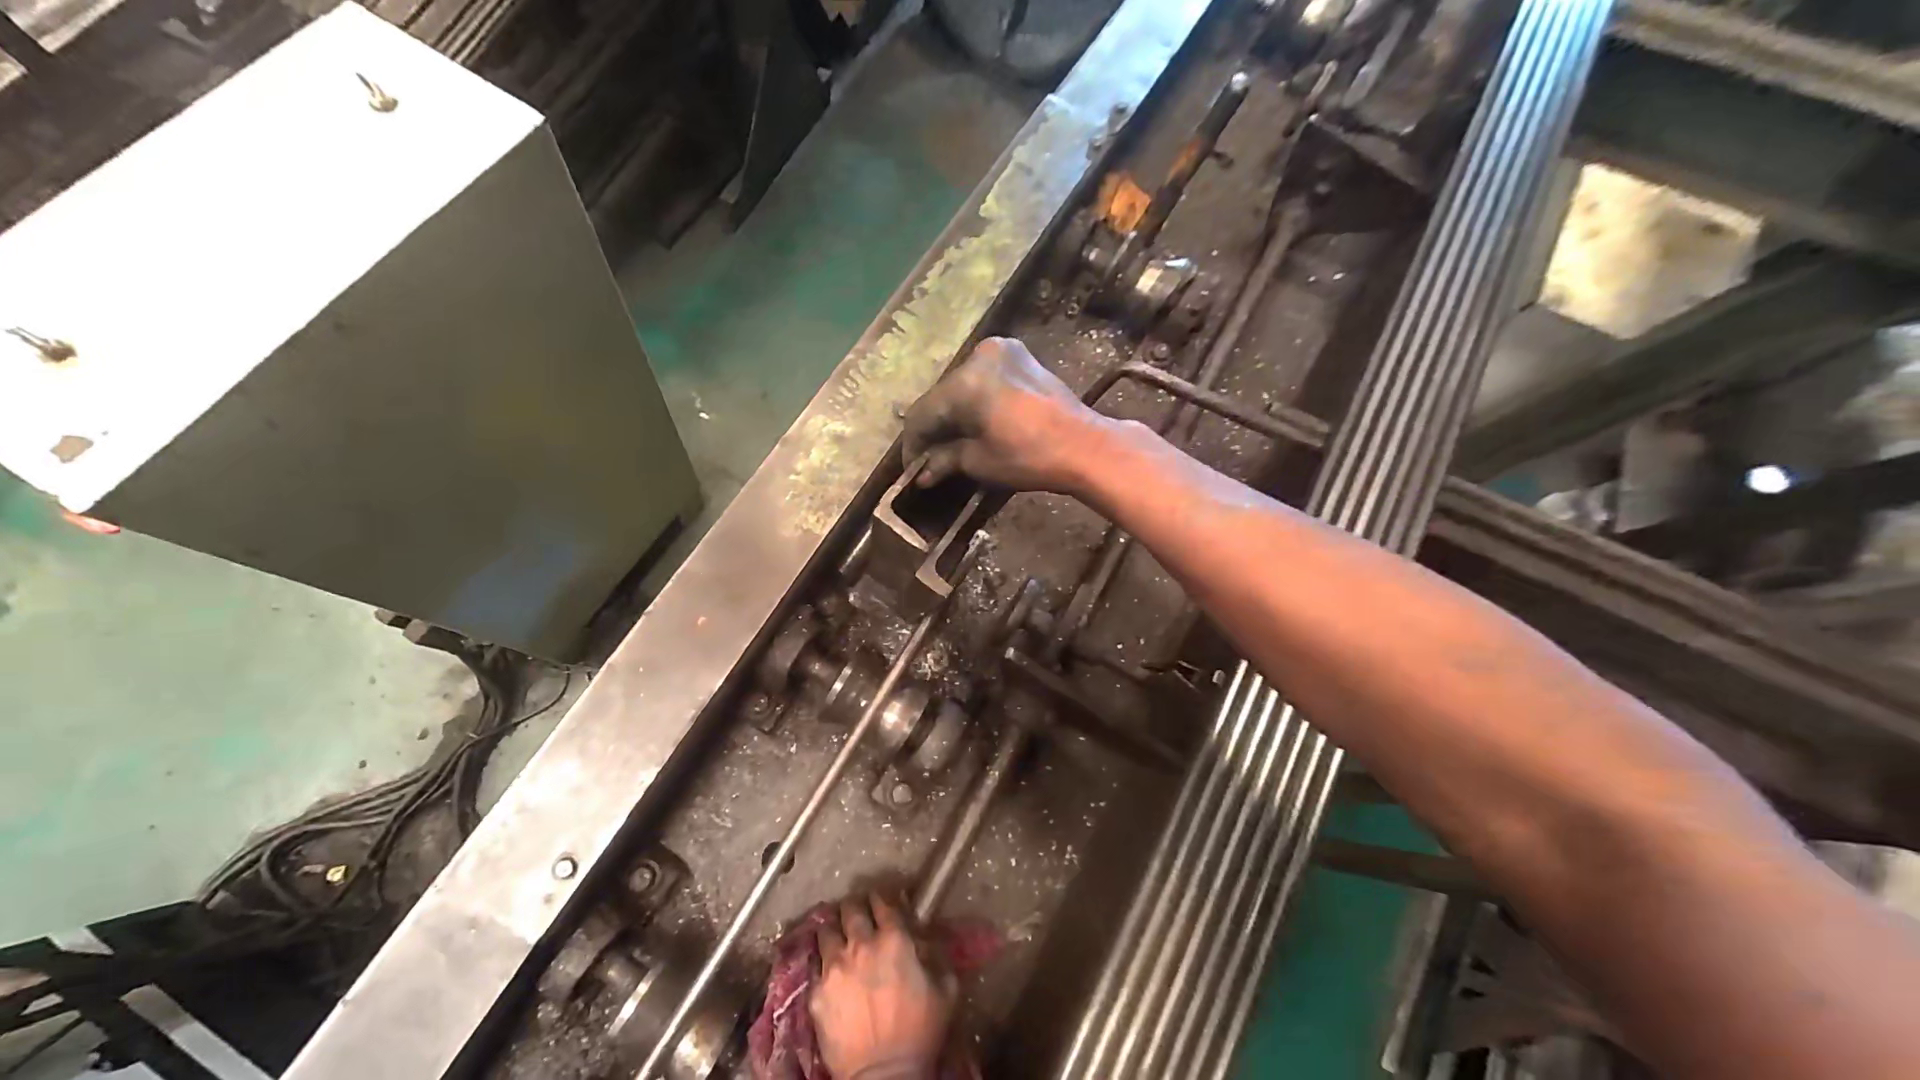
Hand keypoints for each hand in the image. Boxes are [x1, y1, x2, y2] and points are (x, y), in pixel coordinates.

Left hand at [809, 894, 951, 1079]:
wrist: (884, 1075)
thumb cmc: (921, 1031)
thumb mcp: (945, 988)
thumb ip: (936, 955)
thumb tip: (923, 940)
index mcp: (894, 939)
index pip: (882, 901)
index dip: (881, 897)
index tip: (881, 899)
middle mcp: (861, 944)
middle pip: (850, 908)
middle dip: (854, 906)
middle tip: (857, 912)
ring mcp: (834, 966)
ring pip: (826, 930)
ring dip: (834, 929)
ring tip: (837, 935)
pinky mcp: (816, 991)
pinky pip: (815, 965)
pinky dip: (822, 961)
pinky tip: (827, 967)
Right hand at [902, 337, 1109, 493]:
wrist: (1086, 445)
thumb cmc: (1030, 456)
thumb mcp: (980, 461)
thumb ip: (944, 459)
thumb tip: (921, 472)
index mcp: (965, 381)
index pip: (923, 413)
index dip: (914, 444)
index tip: (911, 467)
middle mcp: (979, 355)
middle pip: (941, 396)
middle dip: (934, 427)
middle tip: (928, 458)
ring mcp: (1002, 351)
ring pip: (961, 386)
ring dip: (953, 413)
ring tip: (949, 443)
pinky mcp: (1019, 356)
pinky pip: (983, 378)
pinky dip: (974, 400)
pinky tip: (973, 422)